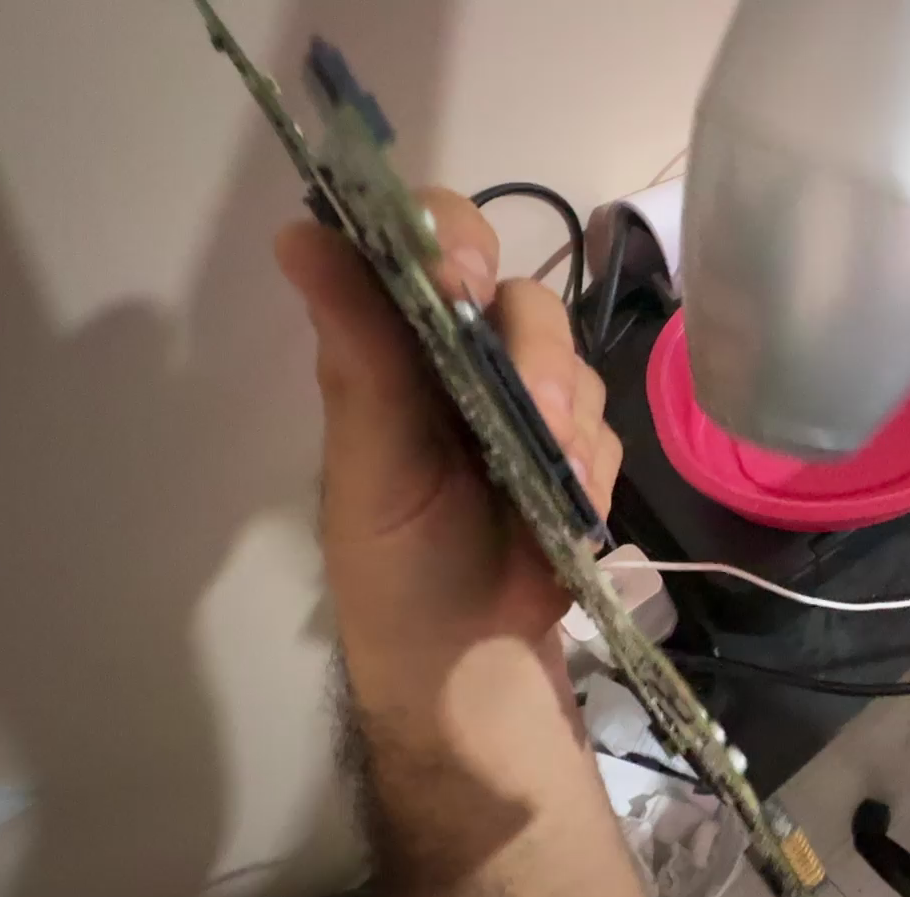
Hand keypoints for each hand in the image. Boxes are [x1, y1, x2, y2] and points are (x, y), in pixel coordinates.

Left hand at [276, 188, 621, 717]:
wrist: (474, 648)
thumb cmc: (398, 562)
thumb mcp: (371, 465)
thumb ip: (361, 359)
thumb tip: (300, 235)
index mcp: (403, 350)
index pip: (433, 247)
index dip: (457, 243)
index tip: (464, 284)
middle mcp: (472, 364)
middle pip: (530, 304)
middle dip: (541, 359)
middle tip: (542, 418)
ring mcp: (534, 408)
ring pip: (580, 369)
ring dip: (573, 426)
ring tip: (555, 487)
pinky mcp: (582, 453)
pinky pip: (609, 433)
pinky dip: (594, 470)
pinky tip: (570, 508)